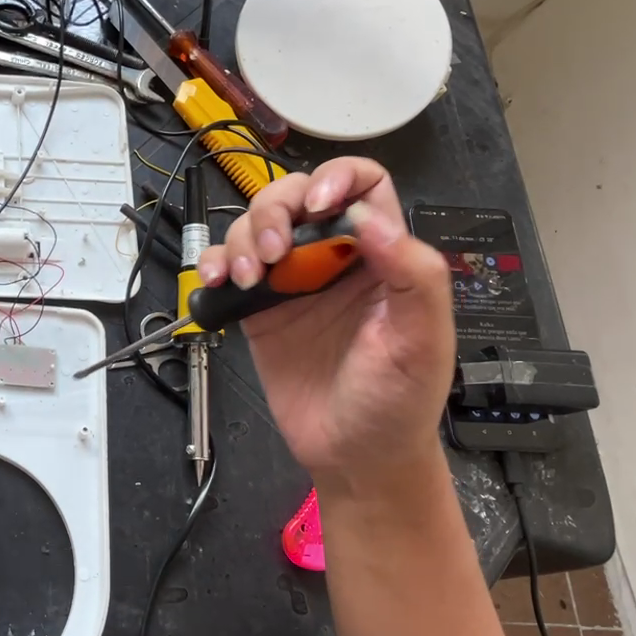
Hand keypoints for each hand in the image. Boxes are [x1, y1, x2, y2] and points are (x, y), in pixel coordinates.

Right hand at [195, 158, 455, 490]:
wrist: (353, 457)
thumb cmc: (398, 402)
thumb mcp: (421, 341)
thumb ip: (411, 274)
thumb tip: (369, 218)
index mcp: (382, 256)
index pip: (364, 186)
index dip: (338, 179)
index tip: (316, 208)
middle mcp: (333, 259)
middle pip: (295, 196)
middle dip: (274, 211)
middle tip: (272, 254)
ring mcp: (291, 283)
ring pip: (255, 226)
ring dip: (243, 240)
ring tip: (246, 279)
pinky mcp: (258, 309)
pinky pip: (228, 268)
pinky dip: (213, 265)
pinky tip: (217, 283)